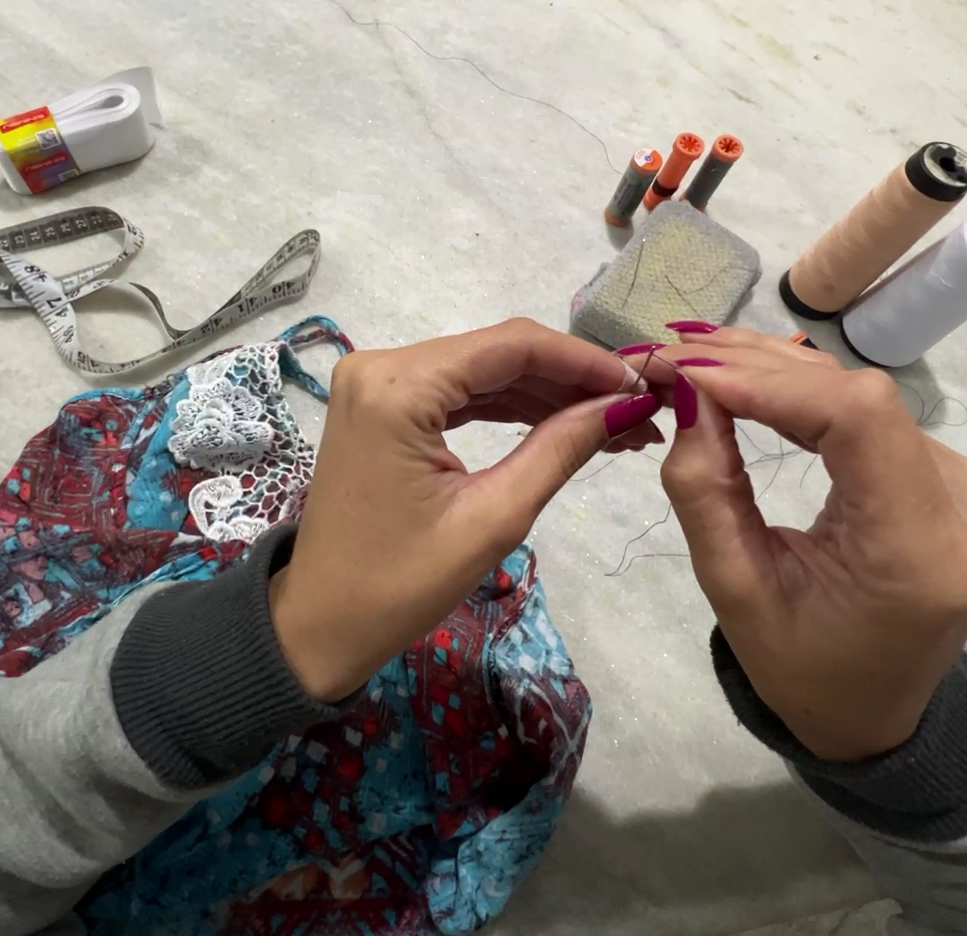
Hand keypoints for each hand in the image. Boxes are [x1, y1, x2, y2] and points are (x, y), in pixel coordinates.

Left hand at [271, 319, 663, 701]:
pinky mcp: (380, 404)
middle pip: (496, 352)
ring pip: (479, 370)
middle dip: (569, 380)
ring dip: (543, 394)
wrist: (322, 621)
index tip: (643, 383)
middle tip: (637, 411)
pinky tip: (558, 422)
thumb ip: (561, 447)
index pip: (510, 345)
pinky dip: (505, 406)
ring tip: (612, 424)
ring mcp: (375, 383)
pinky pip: (454, 391)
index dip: (584, 360)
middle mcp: (380, 365)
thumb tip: (626, 404)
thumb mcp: (493, 517)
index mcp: (397, 387)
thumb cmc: (401, 585)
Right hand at [656, 328, 966, 760]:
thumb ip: (705, 488)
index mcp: (921, 555)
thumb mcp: (731, 587)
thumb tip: (688, 393)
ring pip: (865, 400)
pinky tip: (754, 379)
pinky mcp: (962, 483)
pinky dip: (806, 396)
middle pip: (860, 400)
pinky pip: (876, 419)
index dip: (769, 381)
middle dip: (756, 369)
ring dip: (776, 374)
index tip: (688, 371)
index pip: (857, 419)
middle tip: (672, 355)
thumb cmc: (795, 665)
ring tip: (700, 357)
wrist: (872, 712)